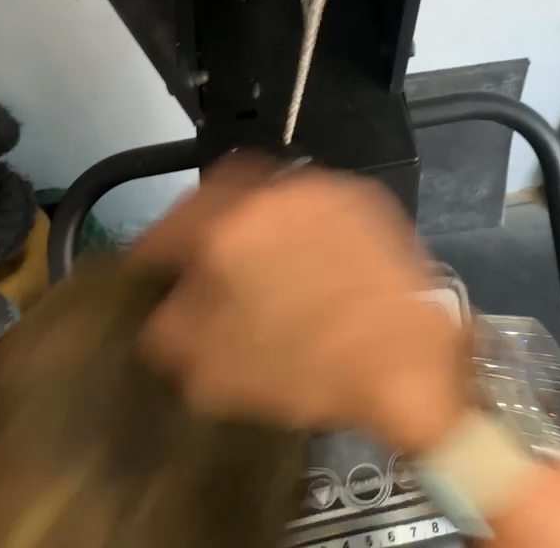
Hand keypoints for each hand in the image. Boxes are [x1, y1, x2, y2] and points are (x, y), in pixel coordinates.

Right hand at [133, 155, 468, 453]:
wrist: (411, 359)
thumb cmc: (312, 370)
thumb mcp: (217, 371)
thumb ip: (173, 331)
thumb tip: (165, 312)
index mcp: (228, 229)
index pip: (165, 229)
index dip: (148, 251)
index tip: (148, 267)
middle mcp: (272, 192)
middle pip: (217, 186)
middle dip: (201, 214)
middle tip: (200, 248)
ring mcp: (321, 188)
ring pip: (268, 188)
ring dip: (252, 214)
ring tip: (255, 253)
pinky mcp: (361, 196)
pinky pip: (312, 199)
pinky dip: (296, 220)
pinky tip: (304, 255)